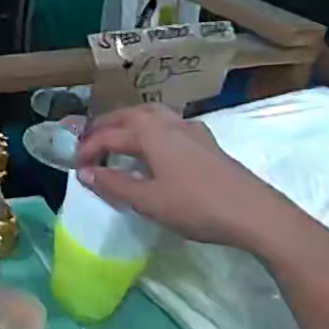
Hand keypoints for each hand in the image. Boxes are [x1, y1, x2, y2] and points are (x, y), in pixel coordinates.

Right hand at [74, 103, 305, 249]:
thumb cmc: (196, 206)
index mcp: (148, 132)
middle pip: (126, 116)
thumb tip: (84, 173)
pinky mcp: (205, 140)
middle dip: (103, 128)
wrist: (254, 213)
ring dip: (127, 124)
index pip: (107, 135)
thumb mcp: (148, 201)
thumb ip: (113, 185)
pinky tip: (155, 145)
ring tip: (116, 139)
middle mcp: (166, 122)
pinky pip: (167, 123)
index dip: (87, 150)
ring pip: (149, 115)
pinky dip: (150, 128)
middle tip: (88, 146)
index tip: (74, 167)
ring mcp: (189, 128)